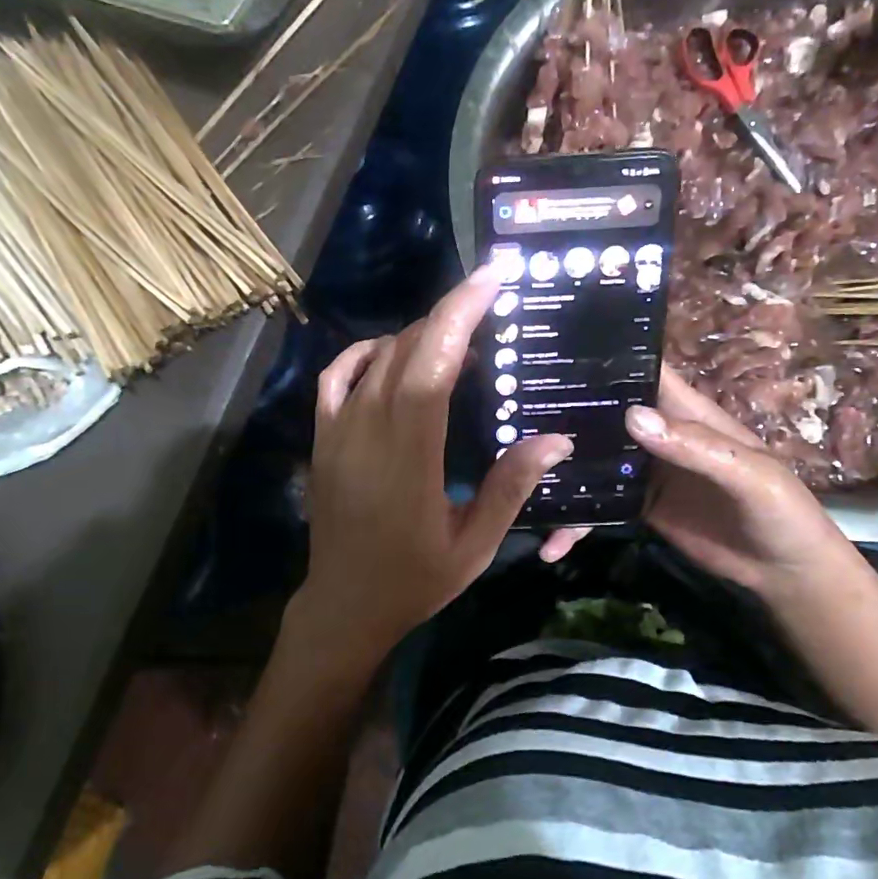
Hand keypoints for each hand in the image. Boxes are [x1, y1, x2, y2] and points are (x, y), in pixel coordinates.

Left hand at [286, 267, 573, 671]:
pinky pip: (335, 378)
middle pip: (405, 350)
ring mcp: (337, 432)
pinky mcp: (322, 438)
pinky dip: (363, 354)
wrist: (344, 602)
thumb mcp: (474, 545)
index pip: (431, 366)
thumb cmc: (413, 579)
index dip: (459, 314)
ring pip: (374, 359)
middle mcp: (367, 431)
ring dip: (415, 335)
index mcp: (409, 456)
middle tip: (491, 294)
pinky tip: (390, 352)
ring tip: (457, 334)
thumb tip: (555, 438)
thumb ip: (510, 488)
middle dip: (449, 312)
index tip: (492, 276)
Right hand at [540, 368, 861, 596]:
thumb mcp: (749, 476)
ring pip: (588, 459)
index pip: (639, 371)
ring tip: (512, 475)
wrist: (784, 574)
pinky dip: (572, 523)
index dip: (601, 358)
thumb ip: (696, 447)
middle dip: (558, 412)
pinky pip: (593, 507)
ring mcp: (639, 470)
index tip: (549, 353)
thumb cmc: (781, 512)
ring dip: (555, 467)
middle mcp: (654, 434)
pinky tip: (548, 542)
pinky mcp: (632, 505)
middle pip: (600, 413)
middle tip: (507, 413)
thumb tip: (631, 417)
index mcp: (683, 412)